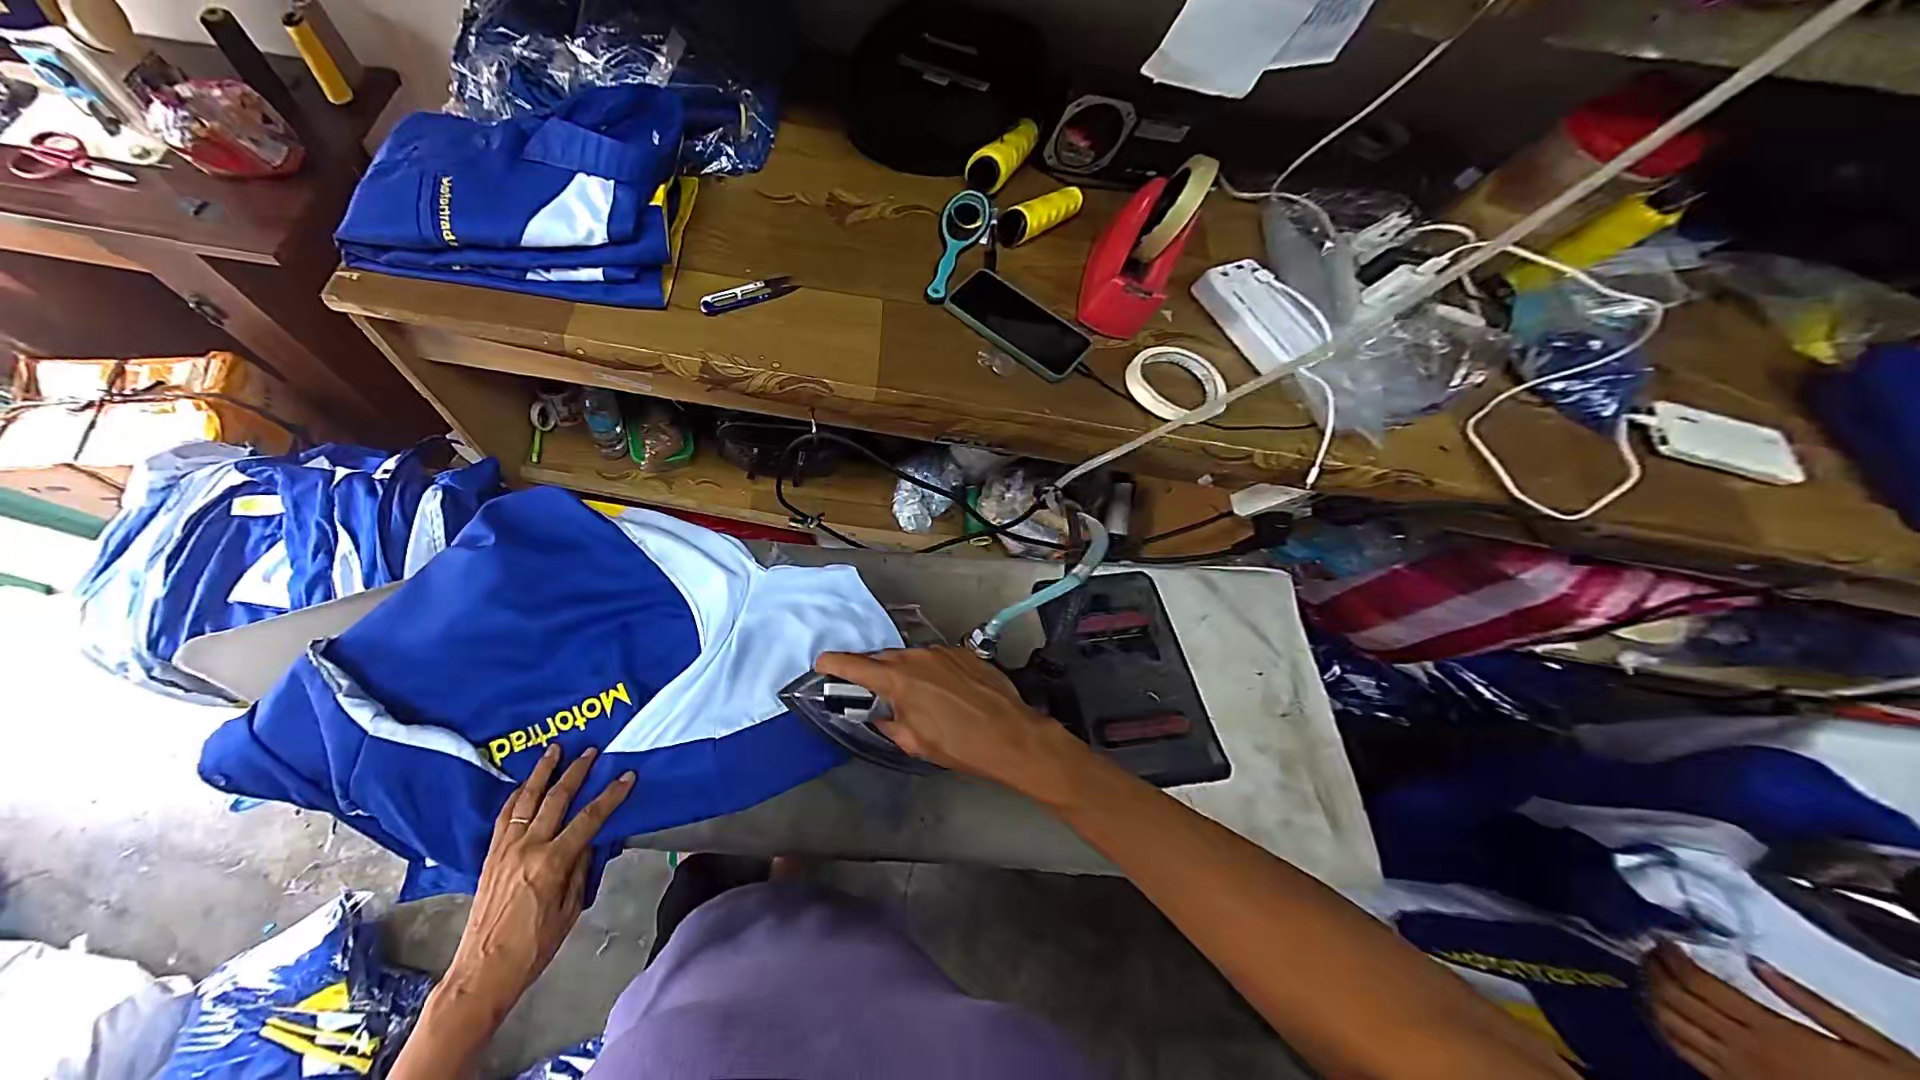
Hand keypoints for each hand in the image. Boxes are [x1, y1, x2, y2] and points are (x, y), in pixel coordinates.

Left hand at [441, 745, 635, 1015]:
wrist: (482, 973)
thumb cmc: (534, 947)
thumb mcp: (570, 909)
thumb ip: (580, 870)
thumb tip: (588, 841)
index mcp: (551, 862)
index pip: (589, 818)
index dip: (610, 795)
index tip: (626, 777)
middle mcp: (526, 849)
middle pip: (556, 799)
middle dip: (576, 772)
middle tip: (590, 751)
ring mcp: (505, 850)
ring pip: (526, 800)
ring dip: (542, 773)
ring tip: (554, 751)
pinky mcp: (490, 857)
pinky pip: (505, 817)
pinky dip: (516, 796)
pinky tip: (524, 785)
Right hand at [814, 646, 1097, 802]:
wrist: (1011, 735)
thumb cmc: (959, 745)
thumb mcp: (914, 742)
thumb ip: (888, 724)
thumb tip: (879, 715)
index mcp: (898, 679)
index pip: (855, 665)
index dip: (834, 664)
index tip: (822, 663)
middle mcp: (917, 657)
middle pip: (883, 659)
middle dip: (873, 672)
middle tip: (870, 691)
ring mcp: (943, 652)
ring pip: (911, 657)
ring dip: (904, 672)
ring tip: (914, 696)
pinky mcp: (964, 653)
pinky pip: (936, 659)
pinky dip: (930, 671)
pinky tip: (943, 692)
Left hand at [1647, 941, 1919, 1079]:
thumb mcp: (1874, 1046)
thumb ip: (1810, 1002)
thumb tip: (1757, 963)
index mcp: (1774, 1032)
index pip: (1699, 983)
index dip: (1671, 957)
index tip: (1662, 939)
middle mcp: (1744, 1049)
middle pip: (1674, 998)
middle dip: (1653, 969)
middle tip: (1650, 950)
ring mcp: (1734, 1072)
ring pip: (1669, 1024)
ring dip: (1650, 994)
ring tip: (1649, 973)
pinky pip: (1683, 1052)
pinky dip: (1662, 1025)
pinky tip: (1661, 1010)